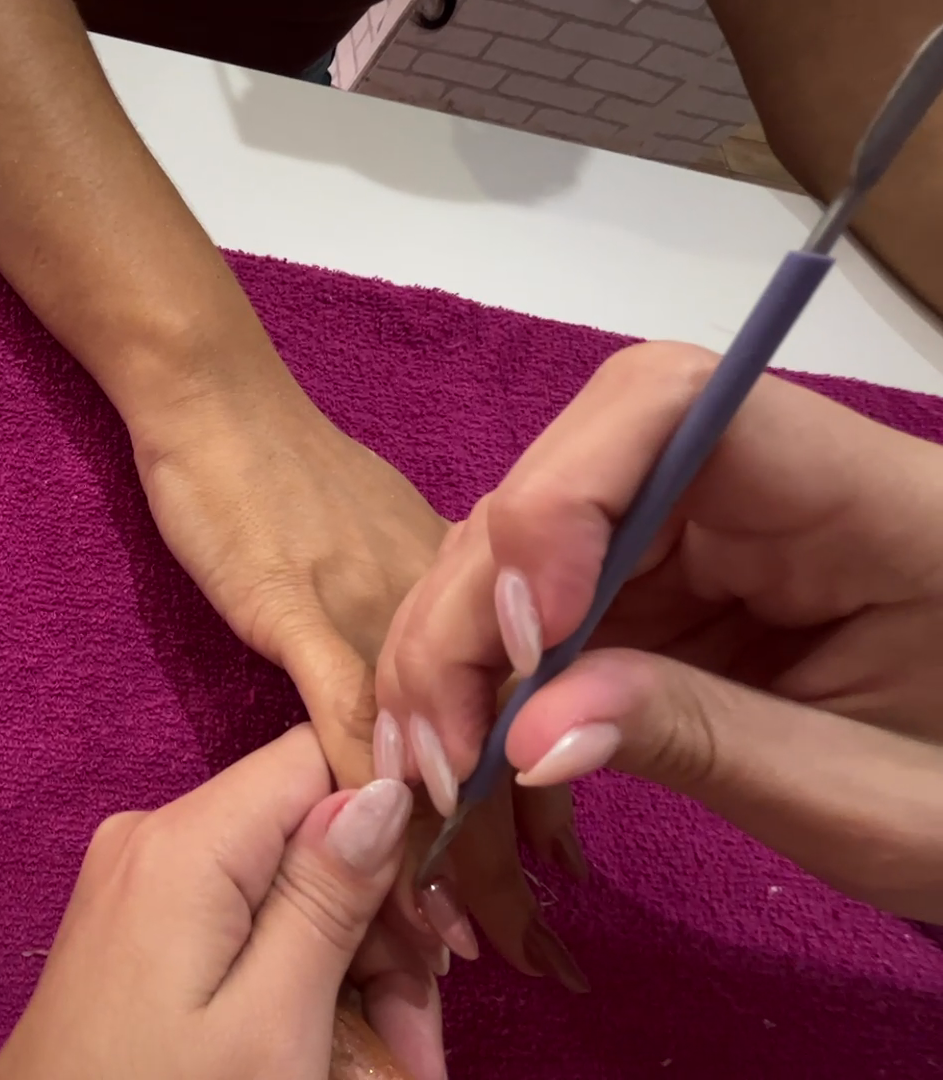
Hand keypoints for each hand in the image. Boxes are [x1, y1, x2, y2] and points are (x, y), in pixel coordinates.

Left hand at [0, 724, 414, 1079]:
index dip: (387, 818)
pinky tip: (321, 1039)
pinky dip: (287, 964)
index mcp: (182, 840)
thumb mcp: (269, 1024)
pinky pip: (235, 907)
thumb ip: (324, 898)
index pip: (307, 759)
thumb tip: (383, 788)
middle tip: (415, 1042)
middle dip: (372, 926)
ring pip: (276, 877)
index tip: (435, 919)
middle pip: (299, 832)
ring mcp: (139, 869)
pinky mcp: (136, 907)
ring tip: (385, 1062)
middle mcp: (153, 832)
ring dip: (343, 962)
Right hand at [134, 359, 572, 1004]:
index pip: (523, 711)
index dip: (534, 805)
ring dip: (457, 856)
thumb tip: (415, 694)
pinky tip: (394, 868)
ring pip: (439, 749)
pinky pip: (354, 724)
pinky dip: (381, 800)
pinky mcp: (301, 615)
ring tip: (470, 945)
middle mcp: (441, 602)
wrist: (212, 406)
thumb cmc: (269, 466)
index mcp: (462, 583)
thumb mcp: (353, 540)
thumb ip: (392, 614)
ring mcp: (375, 606)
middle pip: (498, 744)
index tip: (542, 889)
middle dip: (514, 858)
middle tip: (530, 954)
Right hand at [376, 342, 942, 921]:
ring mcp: (657, 541)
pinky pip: (497, 606)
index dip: (563, 496)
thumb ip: (708, 741)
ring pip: (491, 553)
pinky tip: (448, 739)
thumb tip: (524, 734)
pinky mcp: (612, 589)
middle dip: (468, 617)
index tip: (538, 638)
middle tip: (447, 745)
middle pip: (535, 496)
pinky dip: (454, 671)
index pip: (663, 405)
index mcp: (857, 496)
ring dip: (441, 652)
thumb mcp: (888, 799)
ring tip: (437, 761)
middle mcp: (730, 495)